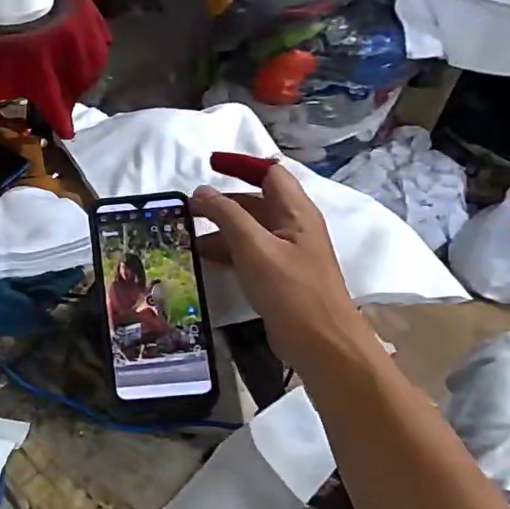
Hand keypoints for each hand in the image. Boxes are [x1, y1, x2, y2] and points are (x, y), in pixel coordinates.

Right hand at [192, 164, 377, 367]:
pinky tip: (203, 258)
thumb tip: (201, 192)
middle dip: (222, 201)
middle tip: (188, 208)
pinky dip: (226, 249)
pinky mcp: (279, 275)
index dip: (240, 164)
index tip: (209, 164)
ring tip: (187, 235)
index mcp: (296, 212)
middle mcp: (294, 226)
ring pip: (249, 228)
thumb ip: (227, 215)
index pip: (269, 172)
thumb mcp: (255, 248)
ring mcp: (287, 252)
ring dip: (220, 228)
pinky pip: (249, 252)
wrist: (322, 344)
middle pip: (255, 200)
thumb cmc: (292, 291)